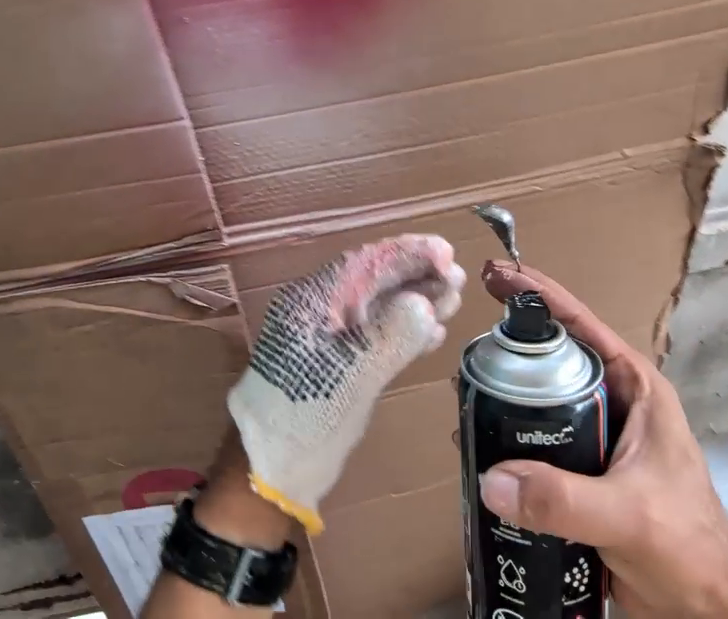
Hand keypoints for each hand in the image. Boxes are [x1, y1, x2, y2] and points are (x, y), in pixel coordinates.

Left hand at [227, 235, 464, 534]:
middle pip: (374, 281)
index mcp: (311, 303)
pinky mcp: (338, 364)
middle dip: (417, 275)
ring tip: (454, 298)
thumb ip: (388, 337)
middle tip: (459, 277)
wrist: (268, 474)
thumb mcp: (349, 377)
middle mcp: (319, 312)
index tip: (447, 252)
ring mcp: (328, 338)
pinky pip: (377, 334)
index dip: (407, 253)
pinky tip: (434, 331)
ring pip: (379, 307)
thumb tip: (425, 303)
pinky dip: (406, 330)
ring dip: (417, 301)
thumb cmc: (302, 421)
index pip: (364, 263)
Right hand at [476, 261, 727, 618]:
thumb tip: (491, 478)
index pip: (582, 326)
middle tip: (466, 353)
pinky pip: (537, 447)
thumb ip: (562, 498)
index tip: (496, 275)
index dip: (539, 296)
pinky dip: (508, 444)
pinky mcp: (582, 478)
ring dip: (504, 402)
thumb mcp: (628, 516)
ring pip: (541, 405)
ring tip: (462, 403)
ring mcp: (598, 442)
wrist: (706, 614)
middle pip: (553, 364)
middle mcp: (615, 406)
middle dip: (510, 354)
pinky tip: (477, 451)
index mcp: (638, 391)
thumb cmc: (688, 550)